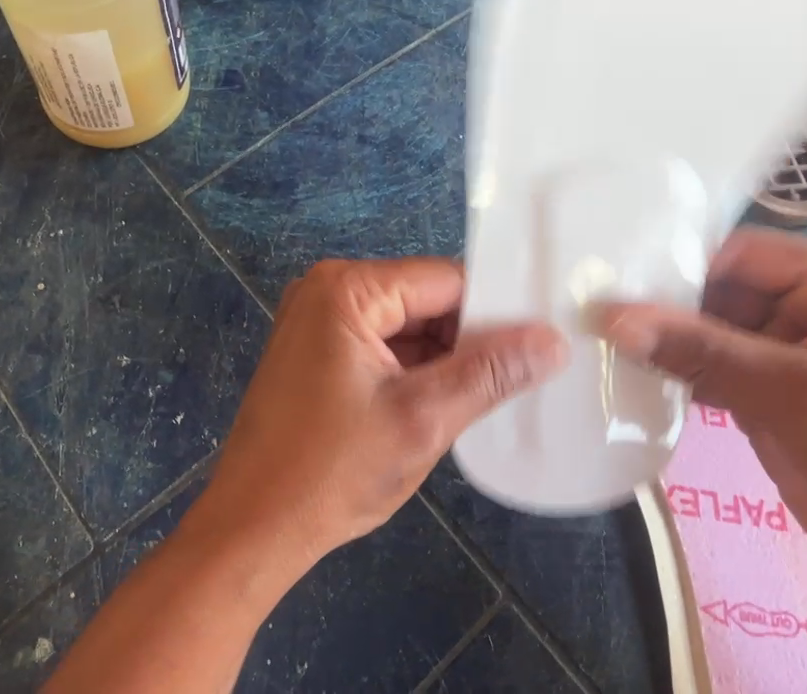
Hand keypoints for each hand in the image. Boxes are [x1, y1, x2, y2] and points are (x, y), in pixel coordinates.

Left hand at [196, 258, 566, 562]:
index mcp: (347, 289)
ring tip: (496, 392)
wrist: (253, 526)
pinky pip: (381, 345)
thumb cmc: (333, 471)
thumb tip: (552, 340)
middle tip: (528, 374)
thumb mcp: (423, 419)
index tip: (545, 341)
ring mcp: (317, 321)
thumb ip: (489, 372)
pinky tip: (448, 401)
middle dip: (470, 337)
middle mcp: (328, 290)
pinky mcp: (316, 352)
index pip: (445, 280)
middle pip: (424, 299)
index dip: (497, 309)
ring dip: (444, 358)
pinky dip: (414, 370)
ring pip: (406, 325)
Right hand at [600, 229, 806, 573]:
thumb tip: (610, 316)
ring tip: (595, 339)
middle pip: (719, 290)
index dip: (677, 262)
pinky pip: (710, 370)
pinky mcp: (768, 395)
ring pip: (708, 332)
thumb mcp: (797, 392)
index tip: (611, 276)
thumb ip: (701, 350)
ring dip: (662, 342)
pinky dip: (674, 374)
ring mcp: (788, 354)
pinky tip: (625, 376)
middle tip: (590, 309)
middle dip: (662, 305)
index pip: (743, 252)